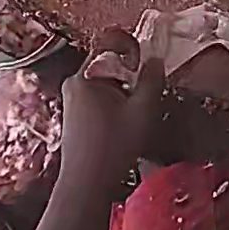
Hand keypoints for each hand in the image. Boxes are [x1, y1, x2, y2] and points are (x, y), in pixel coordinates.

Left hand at [57, 29, 163, 197]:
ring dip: (124, 87)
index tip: (142, 65)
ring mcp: (72, 99)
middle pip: (108, 61)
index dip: (130, 47)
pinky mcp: (75, 114)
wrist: (86, 187)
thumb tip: (155, 59)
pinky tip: (125, 120)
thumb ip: (152, 79)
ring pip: (106, 79)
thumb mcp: (142, 110)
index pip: (107, 42)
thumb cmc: (114, 146)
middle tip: (145, 89)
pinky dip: (115, 99)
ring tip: (137, 108)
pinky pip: (99, 94)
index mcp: (84, 76)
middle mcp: (74, 82)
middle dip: (130, 71)